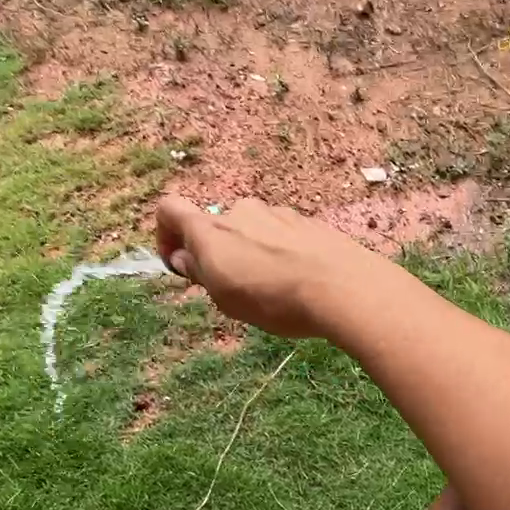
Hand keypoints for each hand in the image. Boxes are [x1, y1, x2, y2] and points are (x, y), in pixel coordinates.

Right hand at [154, 196, 407, 339]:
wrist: (343, 286)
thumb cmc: (275, 299)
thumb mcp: (227, 298)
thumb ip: (201, 273)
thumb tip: (184, 257)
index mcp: (210, 229)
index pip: (169, 210)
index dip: (166, 234)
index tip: (181, 263)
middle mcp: (241, 211)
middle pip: (220, 226)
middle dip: (223, 254)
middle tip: (239, 289)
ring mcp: (279, 214)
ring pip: (256, 231)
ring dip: (257, 254)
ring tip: (278, 291)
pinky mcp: (310, 223)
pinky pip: (286, 237)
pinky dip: (286, 254)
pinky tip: (303, 282)